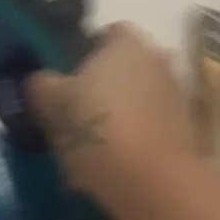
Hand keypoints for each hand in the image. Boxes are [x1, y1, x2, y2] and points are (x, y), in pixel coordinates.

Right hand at [24, 24, 194, 209]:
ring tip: (89, 156)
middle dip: (98, 94)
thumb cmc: (96, 131)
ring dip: (115, 122)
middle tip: (72, 125)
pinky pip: (148, 131)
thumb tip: (36, 83)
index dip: (78, 61)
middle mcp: (156, 57)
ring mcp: (174, 95)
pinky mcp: (183, 131)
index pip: (100, 38)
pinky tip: (112, 171)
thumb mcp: (53, 107)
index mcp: (125, 42)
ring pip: (134, 103)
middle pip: (119, 72)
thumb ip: (40, 87)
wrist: (149, 181)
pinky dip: (132, 145)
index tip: (61, 92)